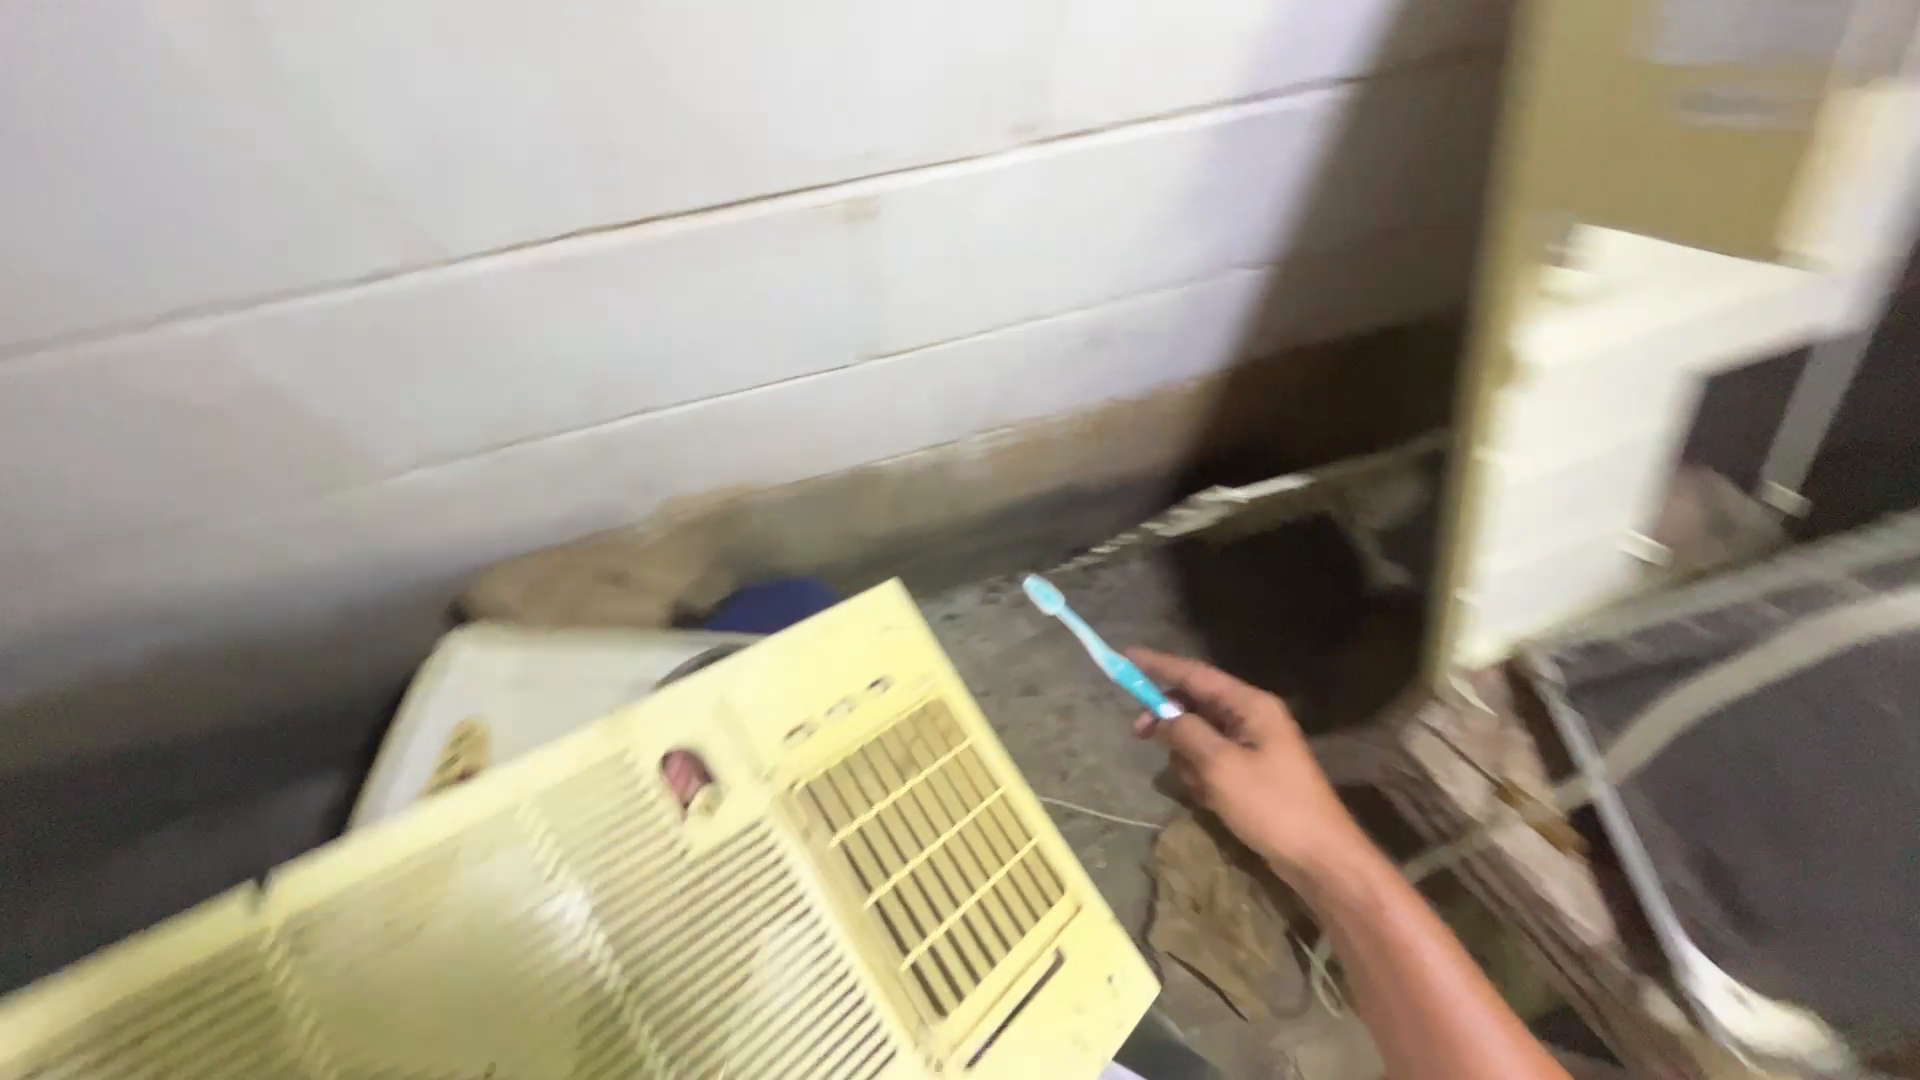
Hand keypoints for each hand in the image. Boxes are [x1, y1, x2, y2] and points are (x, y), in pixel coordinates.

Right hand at [1128, 648, 1367, 876]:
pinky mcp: (1251, 771)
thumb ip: (1186, 733)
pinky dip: (1201, 774)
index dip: (1158, 664)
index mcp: (1250, 705)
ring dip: (1186, 755)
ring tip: (1195, 785)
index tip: (1125, 657)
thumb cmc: (1272, 806)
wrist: (1320, 859)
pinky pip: (1211, 759)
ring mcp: (1253, 745)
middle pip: (1195, 703)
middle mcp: (1252, 717)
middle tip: (1138, 733)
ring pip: (1199, 734)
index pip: (1195, 674)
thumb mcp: (1220, 766)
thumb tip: (1161, 715)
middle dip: (1168, 718)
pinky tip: (1207, 799)